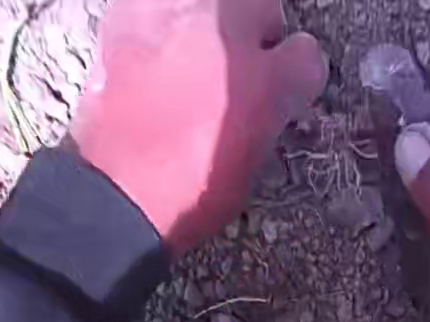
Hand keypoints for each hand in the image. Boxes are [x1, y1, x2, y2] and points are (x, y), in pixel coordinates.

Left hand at [69, 0, 326, 254]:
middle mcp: (226, 33)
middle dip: (258, 33)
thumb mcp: (247, 169)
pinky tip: (158, 51)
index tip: (286, 91)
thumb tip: (268, 106)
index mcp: (265, 85)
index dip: (297, 77)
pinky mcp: (131, 10)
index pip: (309, 56)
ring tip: (194, 58)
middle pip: (262, 5)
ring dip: (212, 23)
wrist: (120, 192)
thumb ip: (265, 122)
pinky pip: (161, 2)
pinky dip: (165, 20)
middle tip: (241, 68)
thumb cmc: (189, 195)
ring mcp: (176, 13)